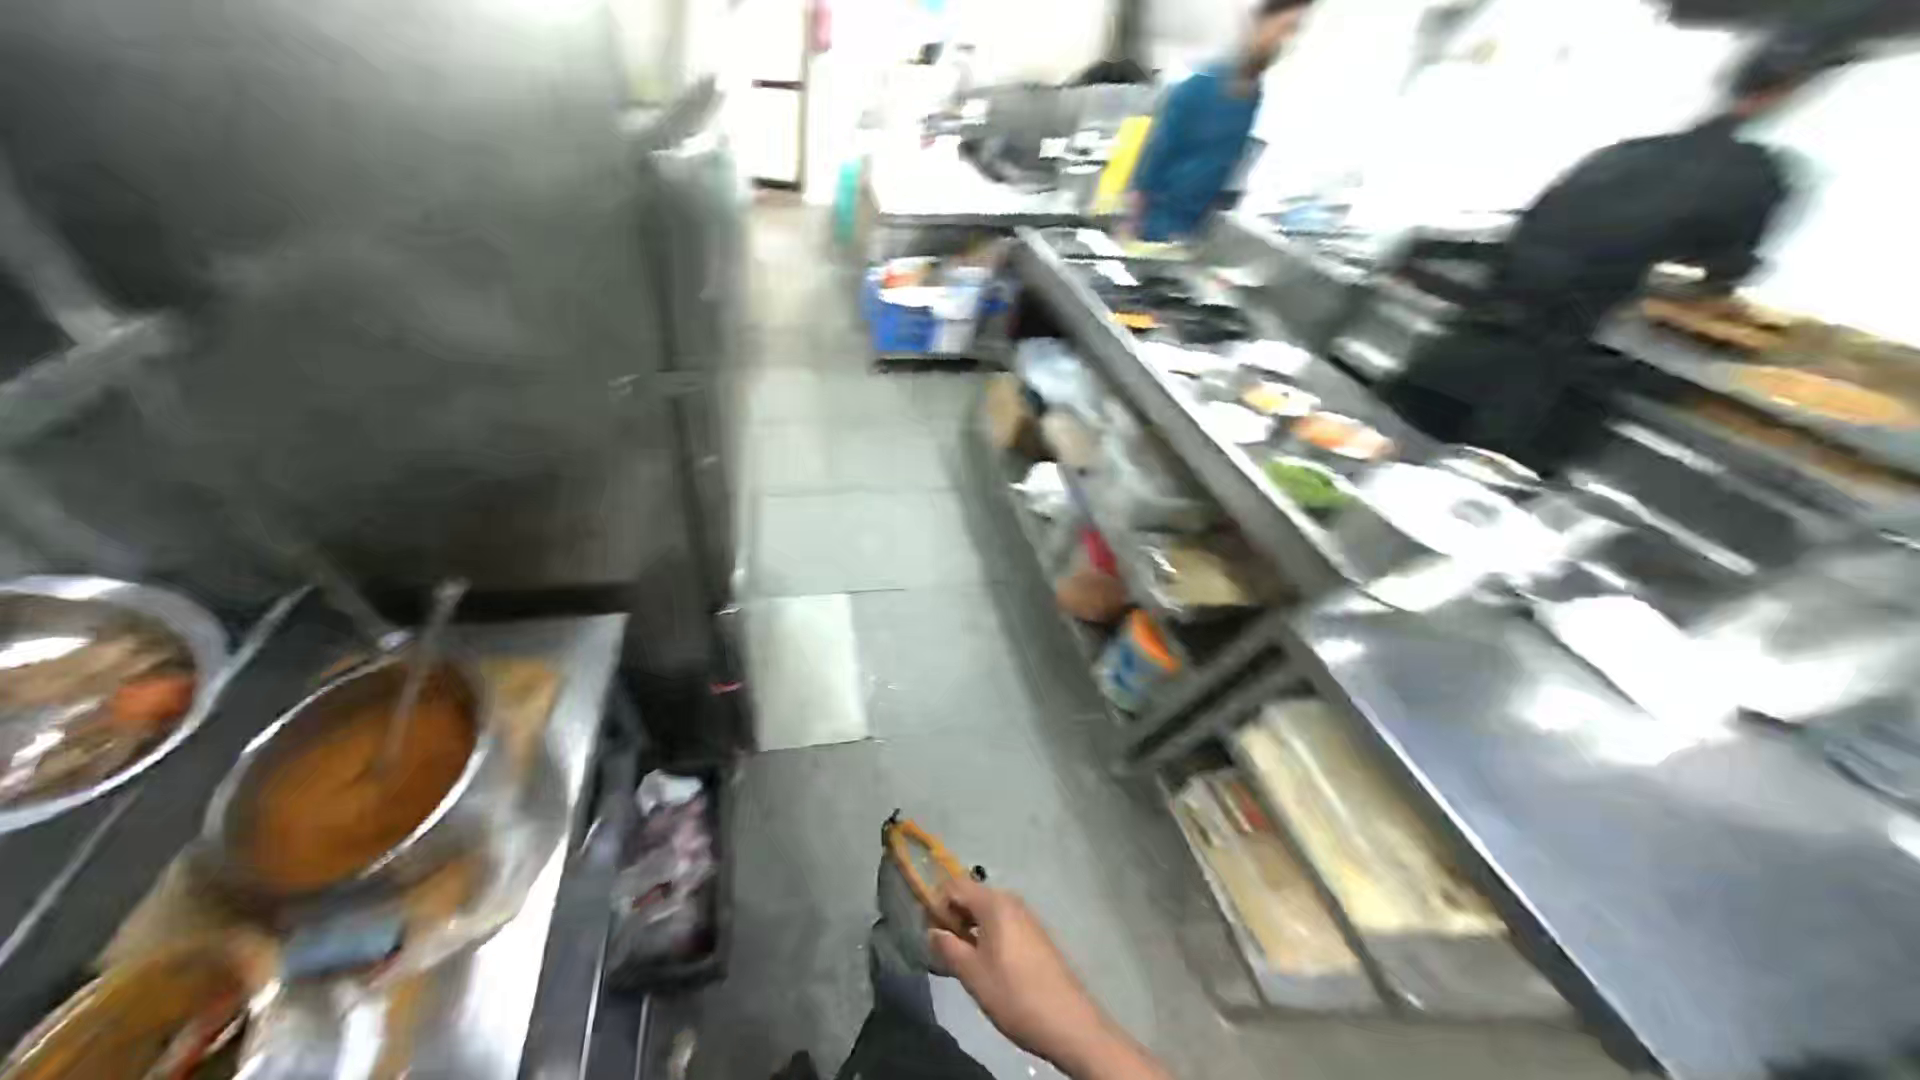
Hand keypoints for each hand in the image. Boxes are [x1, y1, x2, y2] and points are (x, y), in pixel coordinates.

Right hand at [928, 878, 1169, 1079]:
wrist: (1069, 1022)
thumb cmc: (1014, 994)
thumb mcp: (972, 974)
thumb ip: (948, 947)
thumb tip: (932, 931)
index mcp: (994, 903)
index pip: (954, 885)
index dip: (937, 904)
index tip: (931, 932)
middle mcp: (1011, 901)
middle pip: (971, 896)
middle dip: (953, 917)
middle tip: (945, 950)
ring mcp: (1027, 916)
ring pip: (987, 912)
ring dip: (970, 929)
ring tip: (965, 962)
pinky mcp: (1036, 934)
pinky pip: (1003, 924)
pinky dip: (988, 936)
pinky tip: (989, 966)